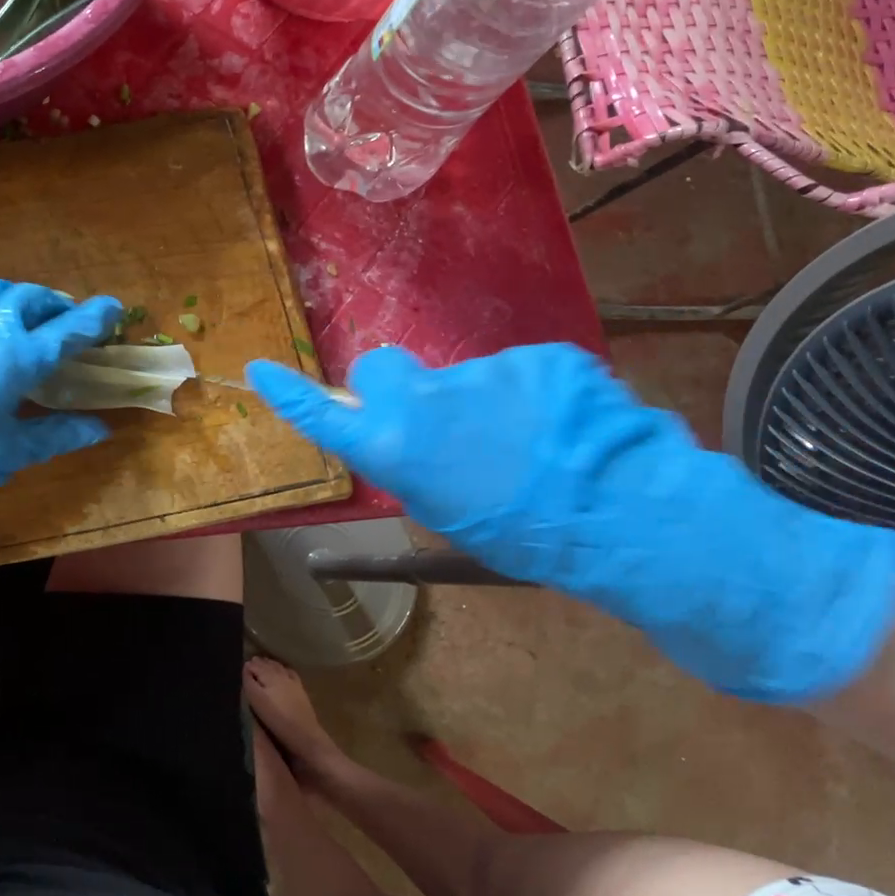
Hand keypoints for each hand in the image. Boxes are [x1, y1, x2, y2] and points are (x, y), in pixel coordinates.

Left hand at [0, 280, 122, 556]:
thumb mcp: (13, 451)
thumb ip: (58, 434)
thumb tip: (99, 429)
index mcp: (20, 358)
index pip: (68, 330)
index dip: (94, 318)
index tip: (113, 308)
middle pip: (29, 298)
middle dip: (53, 303)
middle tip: (66, 317)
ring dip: (13, 293)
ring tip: (23, 308)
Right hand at [248, 343, 894, 703]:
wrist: (634, 518)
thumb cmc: (529, 537)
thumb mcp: (450, 514)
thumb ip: (416, 467)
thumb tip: (413, 443)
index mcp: (397, 446)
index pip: (325, 415)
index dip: (291, 395)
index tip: (260, 369)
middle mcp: (426, 398)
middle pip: (387, 369)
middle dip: (401, 388)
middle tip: (445, 424)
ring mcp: (485, 371)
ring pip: (467, 378)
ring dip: (487, 403)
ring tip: (537, 445)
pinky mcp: (542, 357)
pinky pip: (524, 374)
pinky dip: (539, 397)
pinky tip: (572, 430)